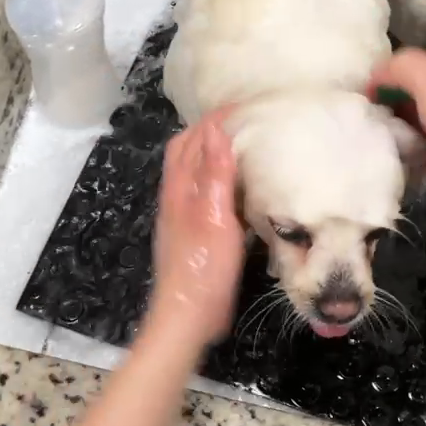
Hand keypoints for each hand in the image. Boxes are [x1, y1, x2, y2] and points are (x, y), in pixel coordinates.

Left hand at [145, 107, 245, 347]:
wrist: (187, 317)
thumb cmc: (204, 269)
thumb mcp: (215, 218)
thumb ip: (215, 175)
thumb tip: (217, 130)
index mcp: (179, 189)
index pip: (190, 140)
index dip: (213, 121)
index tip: (243, 108)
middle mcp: (177, 198)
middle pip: (187, 152)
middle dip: (211, 132)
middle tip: (245, 123)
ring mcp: (183, 216)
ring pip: (196, 173)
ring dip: (216, 155)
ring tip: (249, 148)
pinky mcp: (194, 234)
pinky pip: (205, 194)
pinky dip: (222, 181)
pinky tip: (244, 189)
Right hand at [367, 49, 425, 222]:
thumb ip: (400, 67)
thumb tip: (372, 78)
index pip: (409, 65)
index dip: (385, 77)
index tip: (365, 97)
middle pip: (407, 94)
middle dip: (387, 107)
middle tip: (368, 123)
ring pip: (410, 123)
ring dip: (394, 134)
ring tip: (376, 143)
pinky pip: (419, 149)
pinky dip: (406, 155)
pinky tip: (394, 160)